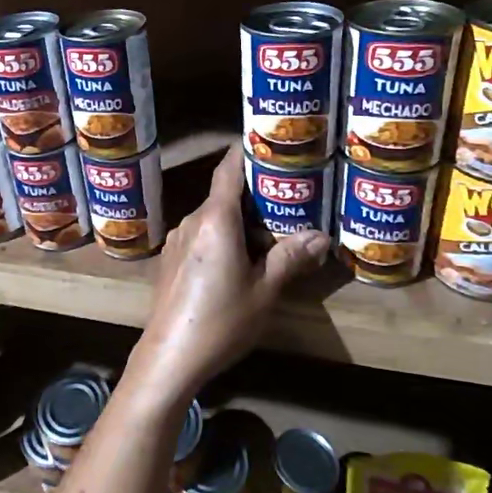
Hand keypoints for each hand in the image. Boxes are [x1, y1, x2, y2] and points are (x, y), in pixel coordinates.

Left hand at [127, 145, 328, 402]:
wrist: (171, 353)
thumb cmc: (222, 319)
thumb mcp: (265, 290)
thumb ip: (290, 258)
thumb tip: (320, 236)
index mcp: (214, 220)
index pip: (227, 171)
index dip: (243, 152)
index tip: (262, 139)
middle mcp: (191, 222)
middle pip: (223, 197)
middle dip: (253, 196)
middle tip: (288, 198)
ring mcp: (177, 241)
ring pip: (212, 219)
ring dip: (238, 221)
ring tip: (272, 232)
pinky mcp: (170, 260)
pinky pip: (201, 237)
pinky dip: (222, 237)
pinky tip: (241, 258)